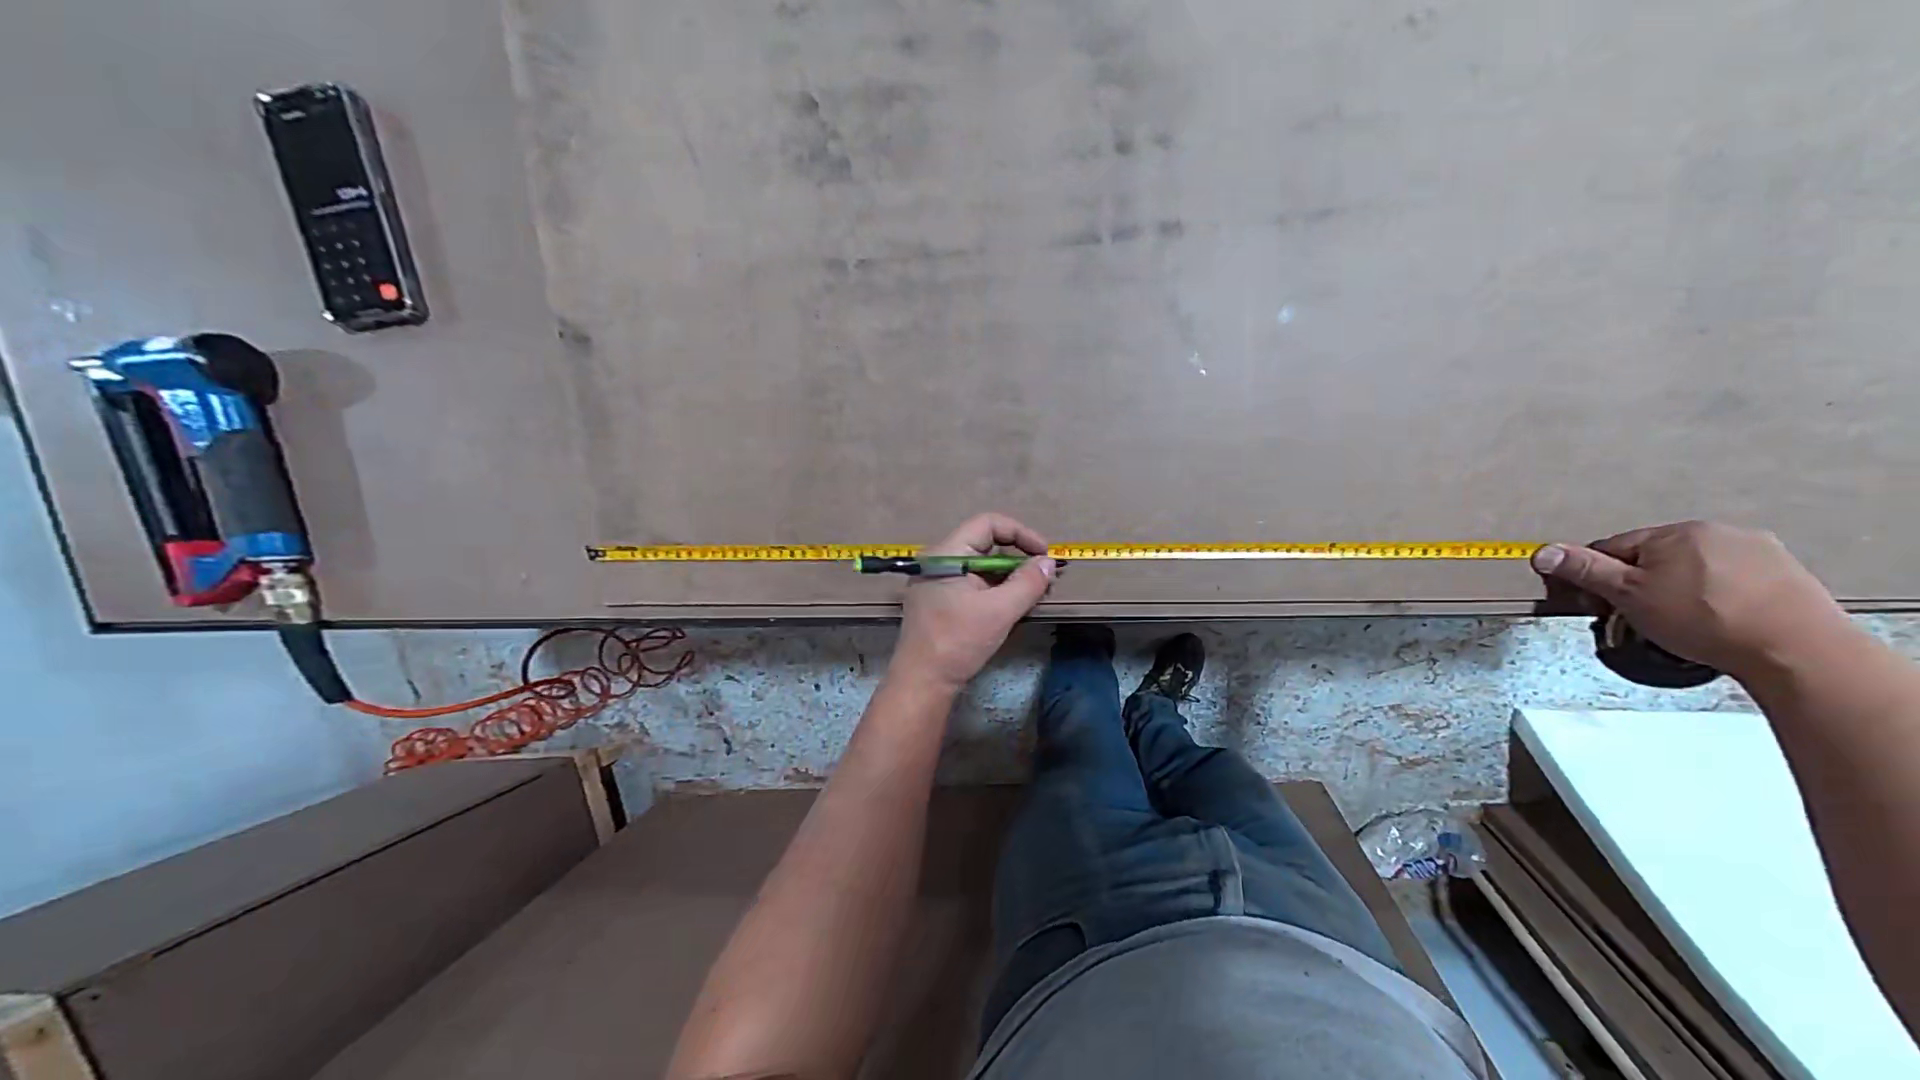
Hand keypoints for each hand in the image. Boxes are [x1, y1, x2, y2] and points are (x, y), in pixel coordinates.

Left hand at [892, 513, 1056, 691]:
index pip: (987, 524)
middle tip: (1045, 579)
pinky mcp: (941, 602)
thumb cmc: (958, 641)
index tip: (1044, 554)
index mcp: (945, 554)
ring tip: (1035, 595)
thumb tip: (1048, 562)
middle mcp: (938, 562)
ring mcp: (937, 583)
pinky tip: (1016, 606)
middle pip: (985, 546)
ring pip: (982, 568)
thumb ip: (1028, 583)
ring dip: (1010, 578)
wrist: (923, 682)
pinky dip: (997, 591)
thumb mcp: (999, 611)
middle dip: (1019, 559)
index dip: (1020, 534)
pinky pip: (974, 585)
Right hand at [1531, 521, 1855, 681]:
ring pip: (1694, 568)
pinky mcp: (1786, 574)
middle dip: (1641, 584)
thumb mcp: (1628, 595)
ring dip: (1680, 590)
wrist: (1798, 649)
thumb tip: (1543, 552)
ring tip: (1683, 622)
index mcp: (1676, 532)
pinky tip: (1719, 619)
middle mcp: (1717, 532)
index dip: (1598, 578)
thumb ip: (1584, 570)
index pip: (1613, 548)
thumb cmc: (1707, 620)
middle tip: (1640, 617)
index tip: (1600, 605)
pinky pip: (1733, 579)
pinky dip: (1718, 596)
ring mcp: (1758, 551)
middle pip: (1654, 557)